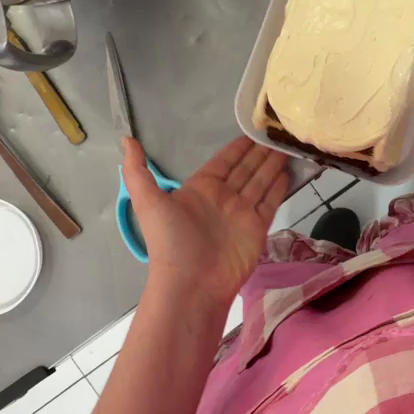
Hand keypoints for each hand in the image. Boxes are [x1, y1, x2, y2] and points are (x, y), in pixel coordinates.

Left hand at [123, 137, 289, 306]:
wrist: (192, 283)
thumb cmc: (171, 242)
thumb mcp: (148, 202)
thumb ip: (138, 171)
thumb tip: (125, 140)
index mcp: (200, 189)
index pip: (224, 162)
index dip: (238, 147)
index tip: (252, 130)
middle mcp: (223, 197)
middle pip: (246, 169)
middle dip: (260, 152)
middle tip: (276, 133)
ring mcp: (242, 212)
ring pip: (261, 181)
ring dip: (272, 164)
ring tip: (286, 146)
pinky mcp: (258, 227)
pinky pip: (270, 202)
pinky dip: (279, 187)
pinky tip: (288, 172)